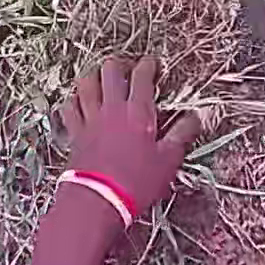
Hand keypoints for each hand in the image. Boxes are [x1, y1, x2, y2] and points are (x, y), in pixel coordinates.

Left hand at [59, 57, 200, 216]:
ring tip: (101, 79)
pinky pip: (69, 106)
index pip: (142, 75)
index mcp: (137, 111)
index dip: (149, 65)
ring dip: (94, 76)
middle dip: (119, 64)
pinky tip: (79, 102)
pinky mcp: (75, 133)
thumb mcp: (168, 160)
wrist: (97, 200)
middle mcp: (111, 108)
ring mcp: (90, 119)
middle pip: (109, 70)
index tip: (153, 65)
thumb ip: (182, 134)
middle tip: (127, 69)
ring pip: (86, 83)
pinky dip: (74, 99)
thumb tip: (195, 117)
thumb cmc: (136, 182)